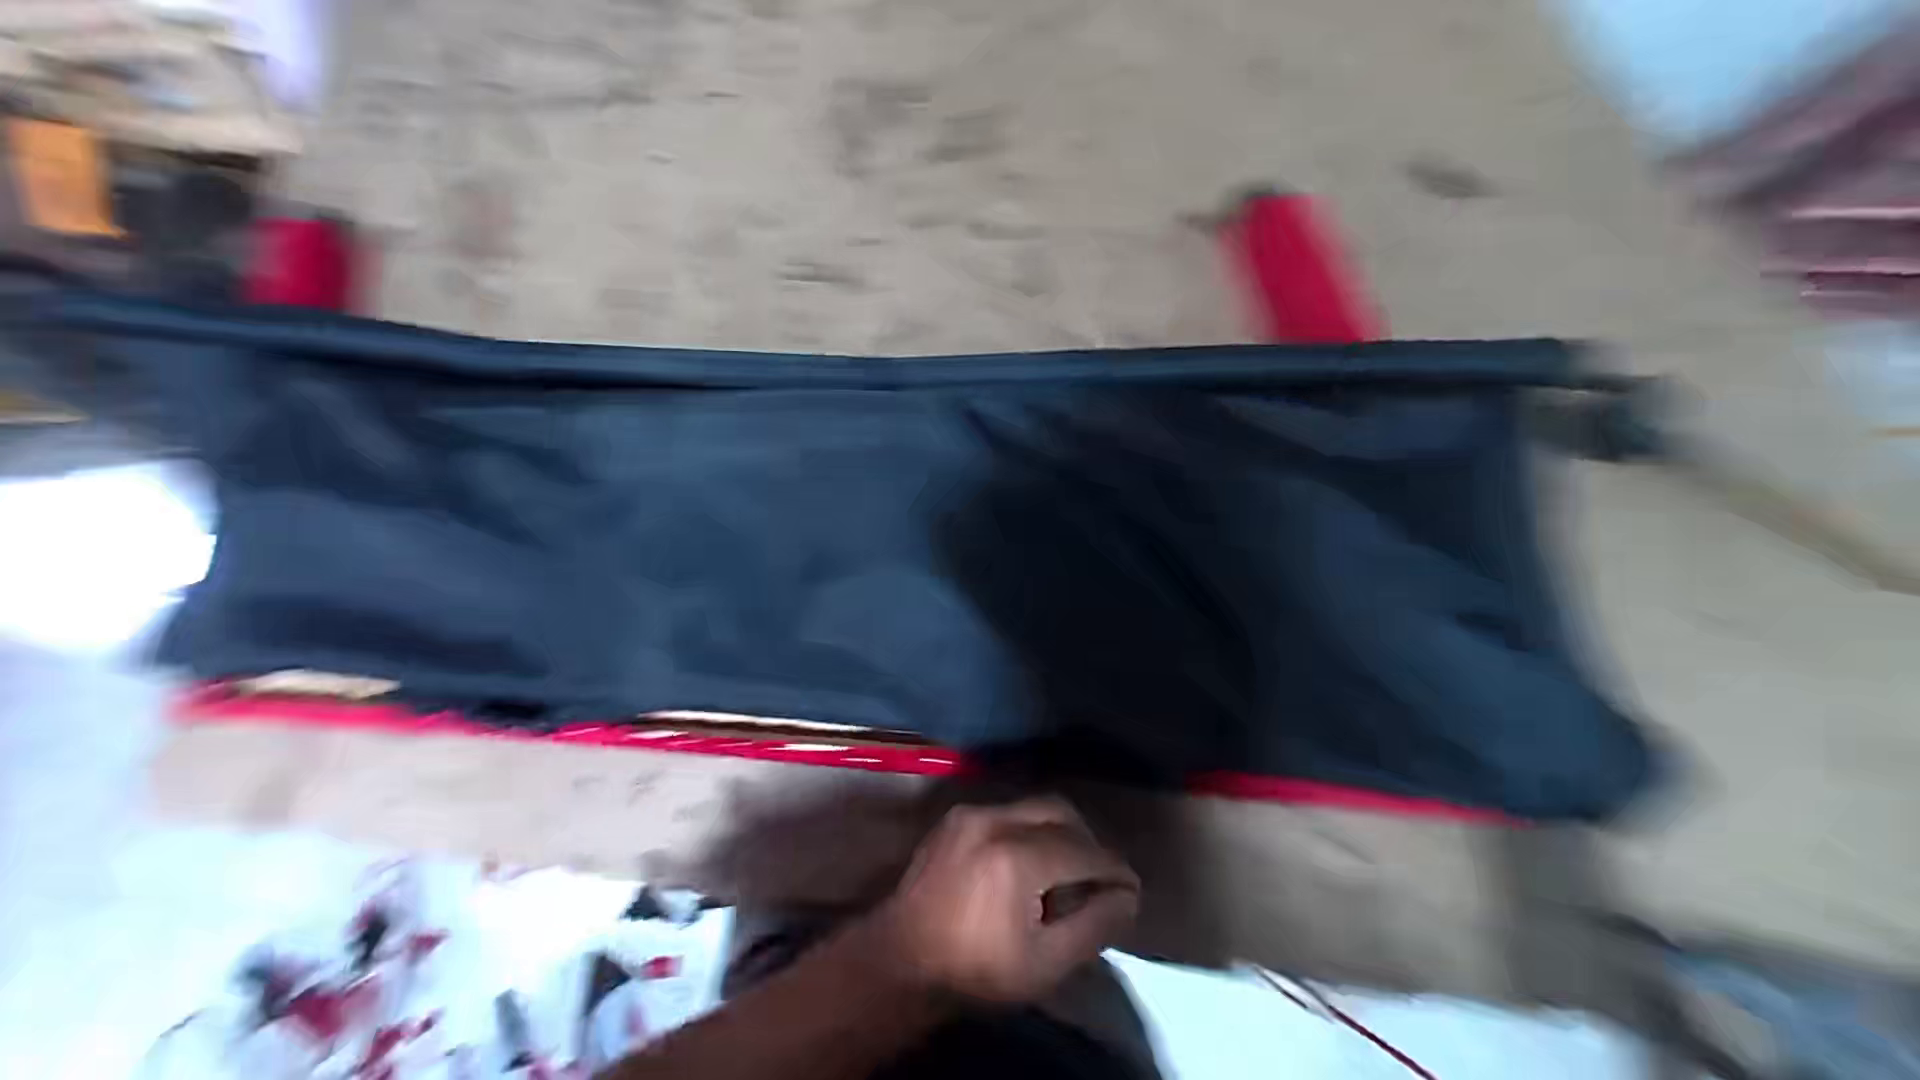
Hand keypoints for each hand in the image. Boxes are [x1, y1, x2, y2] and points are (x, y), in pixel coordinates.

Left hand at [861, 797, 1139, 1003]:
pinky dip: (1028, 829)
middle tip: (1099, 877)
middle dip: (1088, 840)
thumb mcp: (1045, 964)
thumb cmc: (976, 970)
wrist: (900, 961)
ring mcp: (970, 814)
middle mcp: (994, 820)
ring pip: (1032, 807)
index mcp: (1017, 857)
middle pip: (1060, 812)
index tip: (1130, 887)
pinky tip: (1026, 864)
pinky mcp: (954, 818)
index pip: (1084, 851)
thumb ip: (1093, 926)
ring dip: (1058, 832)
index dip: (1113, 869)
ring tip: (1062, 874)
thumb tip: (1127, 896)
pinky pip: (1006, 811)